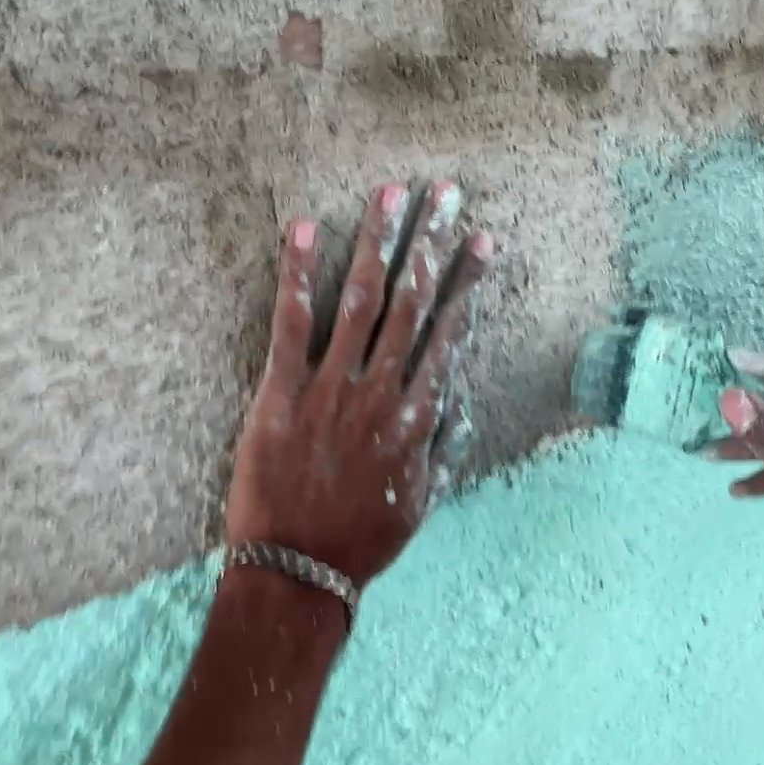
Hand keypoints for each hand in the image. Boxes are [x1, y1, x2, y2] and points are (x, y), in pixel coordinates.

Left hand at [225, 181, 492, 585]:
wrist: (298, 571)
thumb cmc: (364, 538)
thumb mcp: (424, 500)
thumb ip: (446, 446)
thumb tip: (461, 400)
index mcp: (418, 416)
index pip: (449, 334)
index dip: (467, 283)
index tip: (482, 241)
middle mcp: (383, 391)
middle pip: (412, 302)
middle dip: (431, 242)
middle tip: (444, 192)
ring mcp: (332, 389)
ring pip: (361, 300)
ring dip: (378, 242)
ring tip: (391, 193)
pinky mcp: (281, 395)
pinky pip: (291, 325)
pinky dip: (296, 275)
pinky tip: (302, 230)